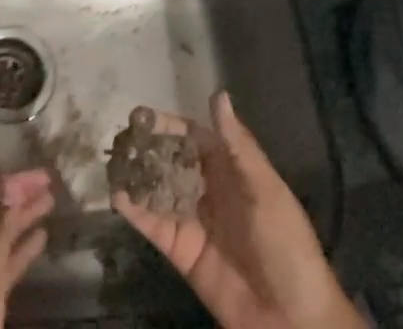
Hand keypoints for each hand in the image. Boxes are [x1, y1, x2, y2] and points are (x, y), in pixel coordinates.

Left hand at [0, 170, 54, 328]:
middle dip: (19, 195)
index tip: (38, 173)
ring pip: (2, 234)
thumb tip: (11, 188)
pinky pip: (6, 260)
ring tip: (51, 202)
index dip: (8, 181)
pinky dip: (23, 246)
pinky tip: (42, 238)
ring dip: (24, 217)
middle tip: (49, 182)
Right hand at [113, 93, 364, 328]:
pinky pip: (152, 224)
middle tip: (119, 135)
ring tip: (111, 159)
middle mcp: (209, 192)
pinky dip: (134, 210)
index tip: (142, 115)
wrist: (291, 318)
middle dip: (146, 148)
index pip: (195, 139)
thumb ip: (238, 146)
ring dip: (135, 175)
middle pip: (171, 162)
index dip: (170, 126)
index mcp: (233, 173)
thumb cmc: (287, 245)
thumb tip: (218, 95)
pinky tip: (117, 194)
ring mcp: (192, 221)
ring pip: (157, 190)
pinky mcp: (180, 250)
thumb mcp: (266, 190)